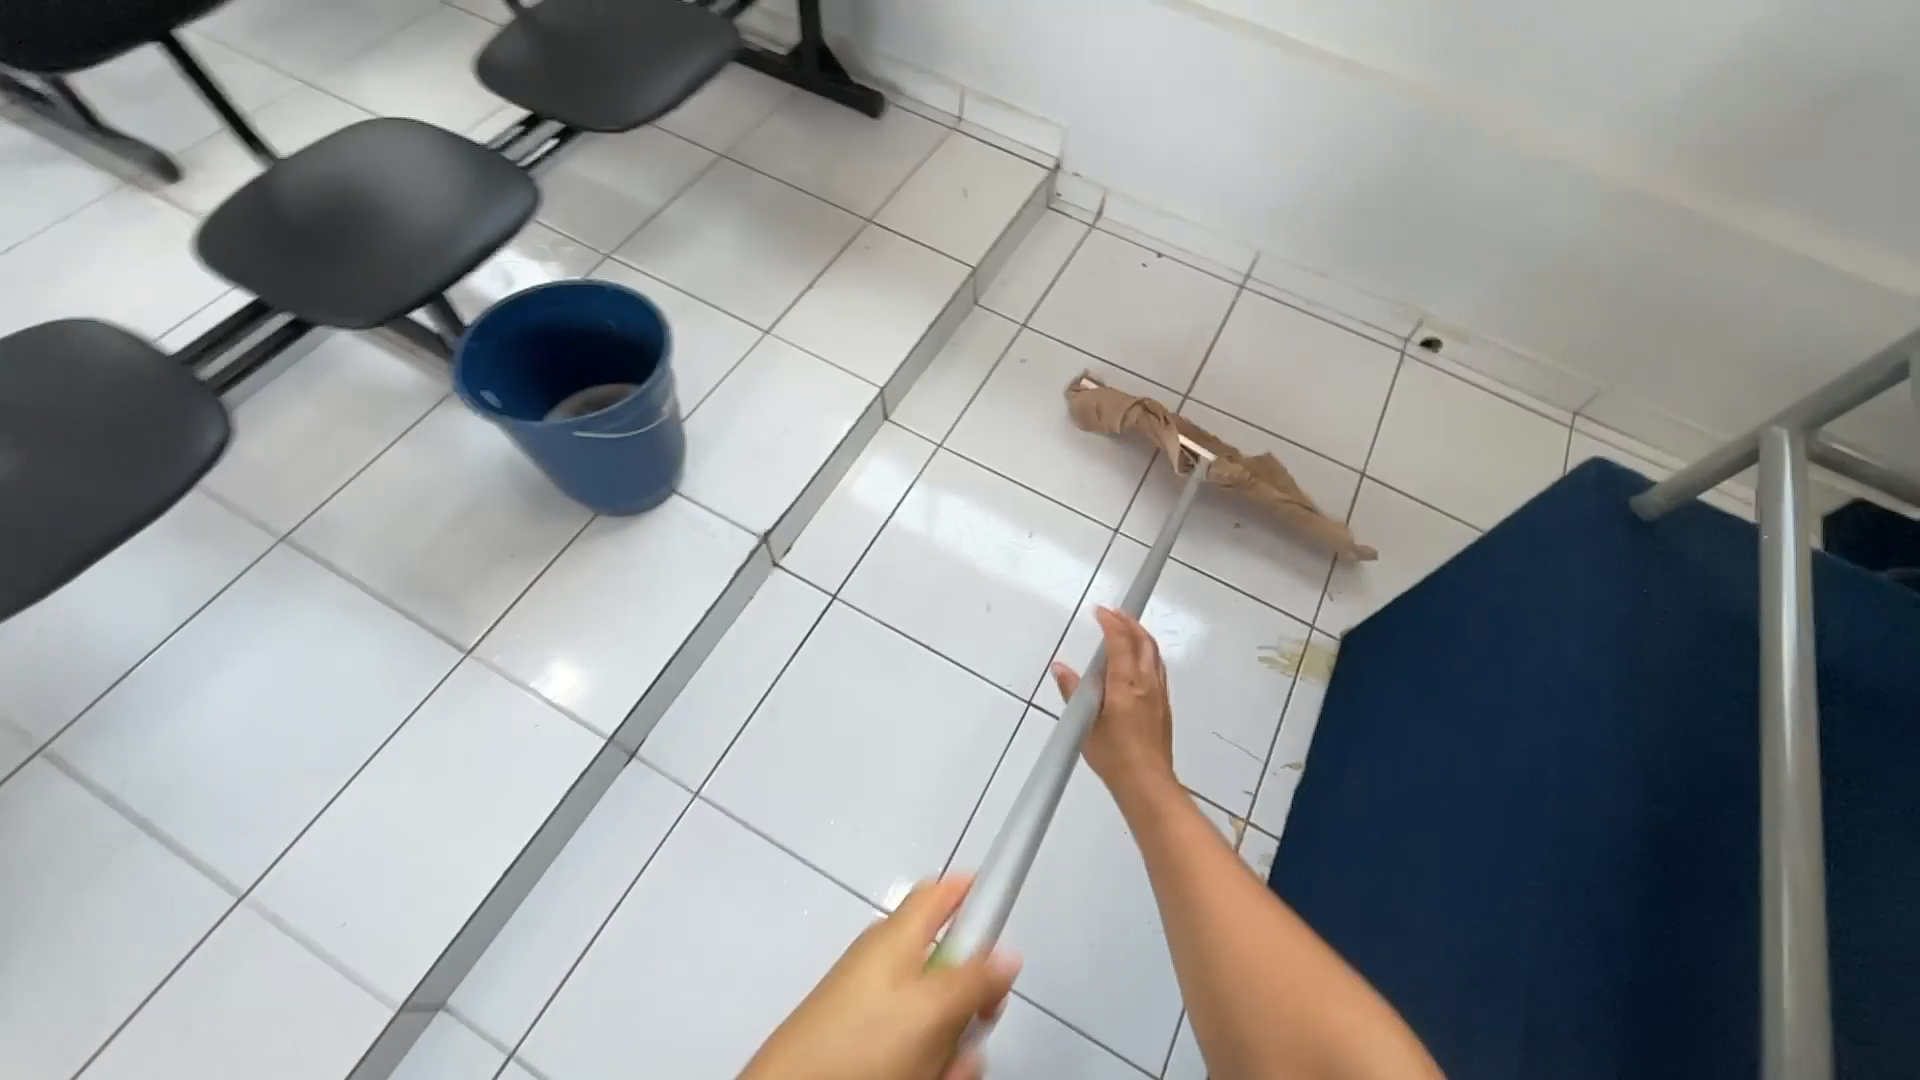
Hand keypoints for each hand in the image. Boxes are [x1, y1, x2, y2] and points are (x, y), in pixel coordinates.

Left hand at [740, 876, 1020, 1079]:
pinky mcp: (869, 1039)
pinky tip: (925, 1078)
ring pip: (939, 1011)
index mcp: (899, 935)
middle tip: (976, 1020)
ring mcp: (877, 1002)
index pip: (943, 890)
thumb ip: (976, 977)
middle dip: (972, 996)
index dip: (975, 894)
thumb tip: (1007, 953)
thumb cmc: (857, 1043)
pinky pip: (917, 1041)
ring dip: (953, 1042)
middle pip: (951, 962)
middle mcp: (889, 961)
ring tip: (941, 1067)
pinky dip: (929, 1061)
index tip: (1000, 912)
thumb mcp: (932, 1007)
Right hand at [1051, 606, 1176, 798]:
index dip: (1111, 622)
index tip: (1100, 611)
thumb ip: (1074, 692)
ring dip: (1141, 636)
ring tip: (1127, 629)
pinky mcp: (1163, 706)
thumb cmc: (1114, 756)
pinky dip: (1148, 653)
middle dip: (1130, 622)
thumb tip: (1060, 668)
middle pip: (1143, 642)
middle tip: (1115, 612)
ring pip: (1154, 654)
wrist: (1147, 782)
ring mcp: (1158, 694)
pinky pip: (1158, 668)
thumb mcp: (1085, 724)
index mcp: (1125, 684)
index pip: (1120, 642)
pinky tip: (1139, 660)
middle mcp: (1146, 683)